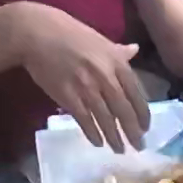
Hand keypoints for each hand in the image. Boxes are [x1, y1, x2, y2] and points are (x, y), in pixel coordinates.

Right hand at [15, 4, 150, 152]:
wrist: (37, 33)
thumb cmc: (69, 34)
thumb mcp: (99, 39)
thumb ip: (118, 51)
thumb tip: (135, 51)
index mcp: (116, 61)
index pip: (136, 93)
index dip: (142, 114)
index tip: (145, 128)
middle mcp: (105, 76)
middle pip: (123, 110)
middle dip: (132, 131)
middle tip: (138, 147)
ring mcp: (86, 87)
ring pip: (105, 118)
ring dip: (114, 137)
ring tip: (119, 149)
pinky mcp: (68, 96)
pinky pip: (84, 119)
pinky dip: (92, 133)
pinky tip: (98, 143)